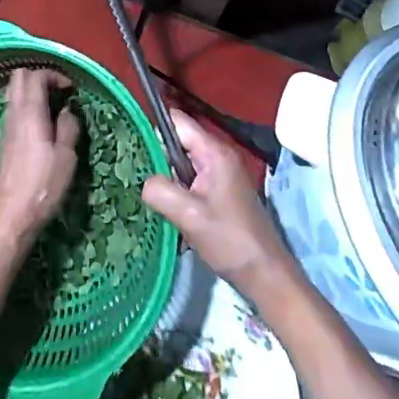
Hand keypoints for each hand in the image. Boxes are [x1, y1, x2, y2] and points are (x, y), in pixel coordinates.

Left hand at [0, 69, 80, 238]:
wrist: (12, 211)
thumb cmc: (43, 185)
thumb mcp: (66, 157)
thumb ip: (68, 127)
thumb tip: (67, 109)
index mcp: (30, 113)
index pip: (35, 76)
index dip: (53, 75)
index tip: (70, 88)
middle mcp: (14, 113)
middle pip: (19, 77)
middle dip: (40, 77)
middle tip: (60, 92)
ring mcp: (6, 124)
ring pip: (13, 91)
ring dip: (32, 91)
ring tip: (53, 107)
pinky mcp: (4, 137)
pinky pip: (13, 108)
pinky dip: (26, 104)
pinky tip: (42, 123)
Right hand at [142, 110, 294, 297]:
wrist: (266, 277)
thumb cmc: (230, 241)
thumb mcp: (189, 215)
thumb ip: (159, 190)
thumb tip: (144, 180)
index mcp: (214, 153)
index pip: (175, 121)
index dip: (152, 128)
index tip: (131, 146)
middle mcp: (218, 157)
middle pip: (176, 141)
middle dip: (155, 155)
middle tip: (134, 173)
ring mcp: (219, 175)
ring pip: (179, 162)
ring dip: (164, 176)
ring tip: (146, 192)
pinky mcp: (218, 192)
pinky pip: (188, 179)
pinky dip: (175, 189)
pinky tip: (165, 207)